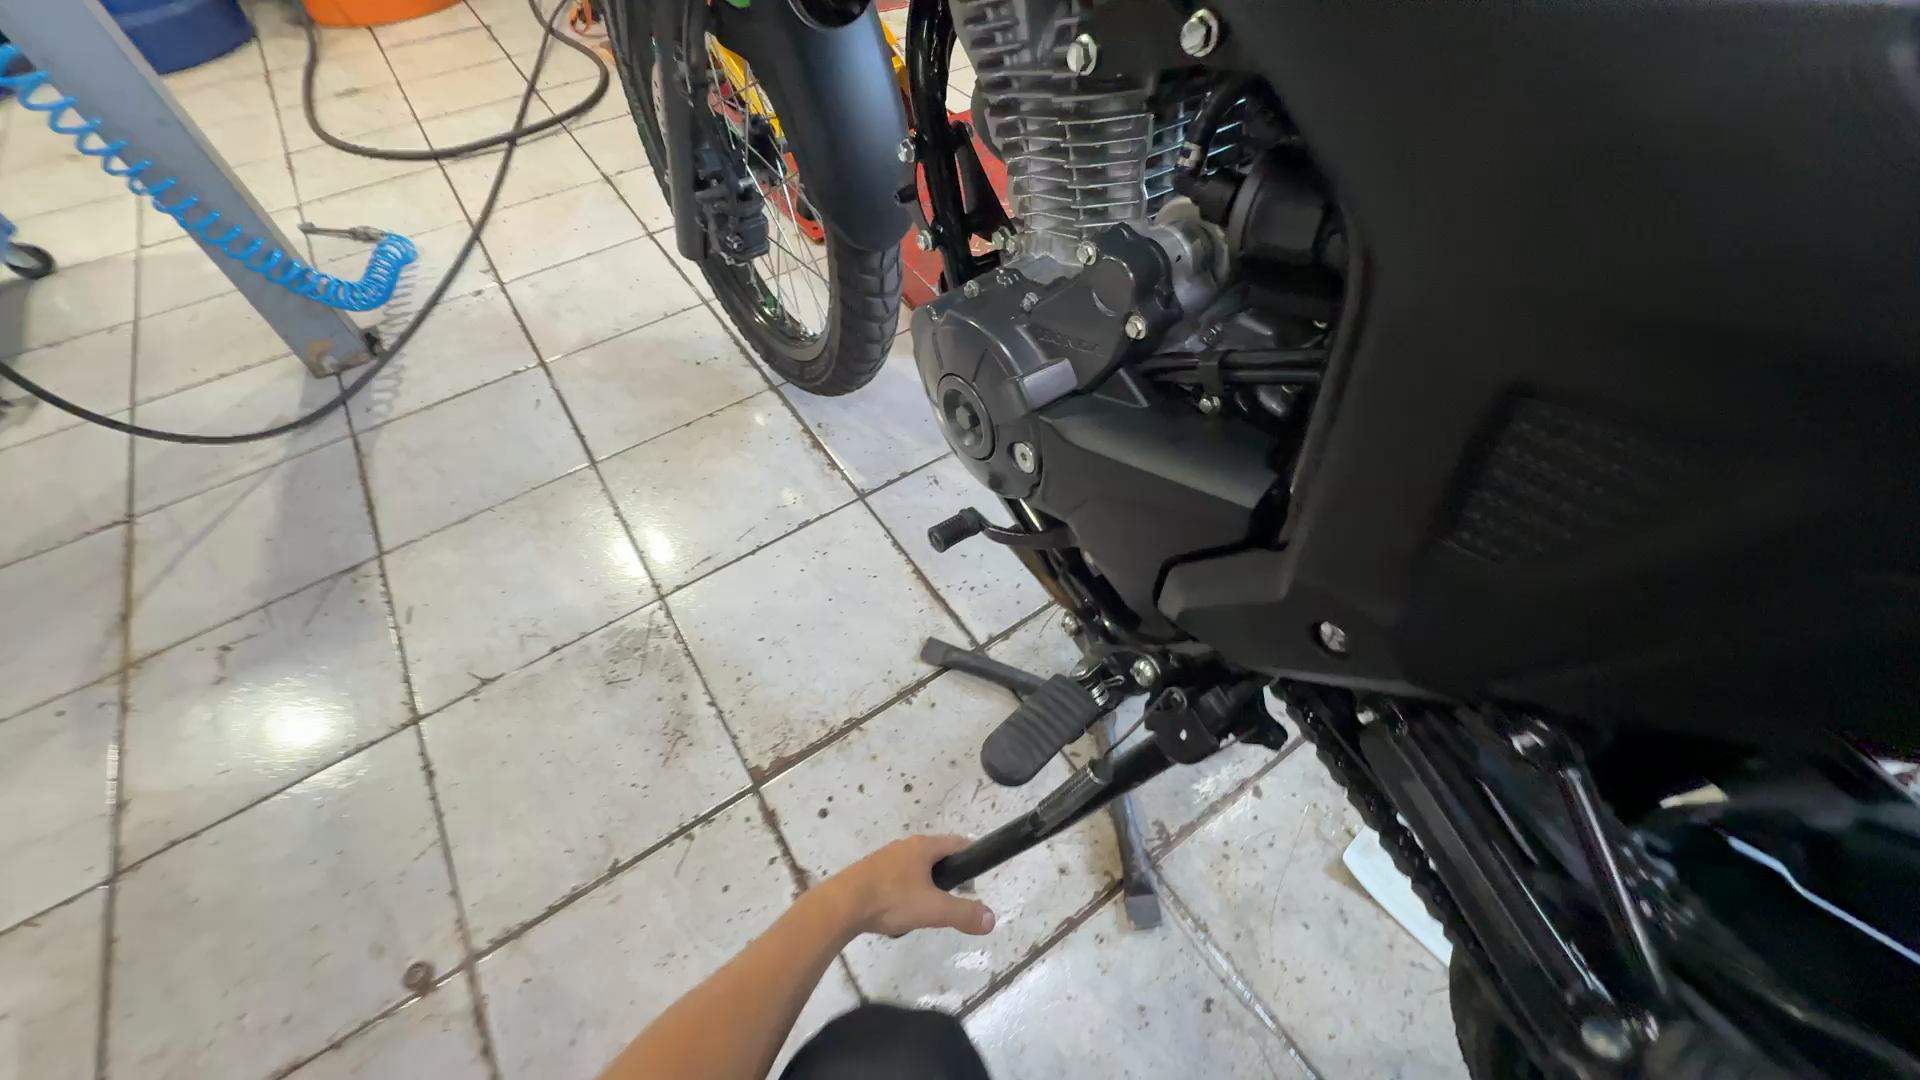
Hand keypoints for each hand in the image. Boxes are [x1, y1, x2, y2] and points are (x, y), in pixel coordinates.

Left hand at [822, 835, 996, 938]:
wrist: (842, 905)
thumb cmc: (891, 900)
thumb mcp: (933, 909)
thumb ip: (964, 913)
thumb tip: (991, 919)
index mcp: (924, 847)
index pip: (957, 843)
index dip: (972, 856)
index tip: (979, 876)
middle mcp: (906, 846)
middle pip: (937, 855)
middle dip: (950, 874)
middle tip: (957, 899)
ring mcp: (886, 858)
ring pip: (917, 867)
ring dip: (928, 884)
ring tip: (930, 910)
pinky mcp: (871, 872)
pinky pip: (899, 877)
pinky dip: (908, 891)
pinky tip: (903, 912)